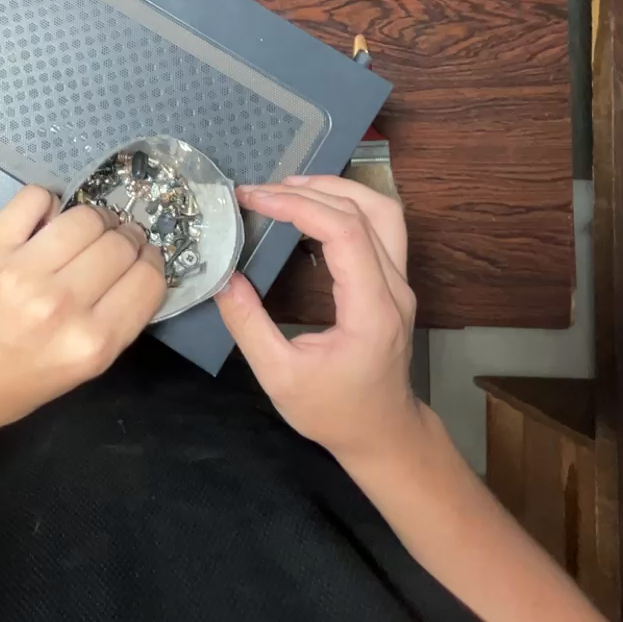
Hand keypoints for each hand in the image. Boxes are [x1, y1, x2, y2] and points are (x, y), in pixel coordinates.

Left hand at [0, 185, 166, 441]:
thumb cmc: (8, 388)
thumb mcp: (77, 371)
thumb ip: (110, 323)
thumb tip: (132, 267)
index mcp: (92, 344)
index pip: (148, 279)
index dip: (150, 261)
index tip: (140, 257)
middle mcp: (63, 305)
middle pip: (119, 243)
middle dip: (123, 238)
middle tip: (109, 243)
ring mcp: (23, 272)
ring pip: (85, 217)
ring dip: (91, 219)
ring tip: (77, 231)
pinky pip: (35, 198)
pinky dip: (46, 201)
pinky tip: (42, 220)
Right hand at [213, 175, 424, 460]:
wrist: (385, 435)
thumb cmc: (333, 412)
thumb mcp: (279, 376)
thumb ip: (248, 324)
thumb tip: (223, 276)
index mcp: (371, 309)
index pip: (344, 232)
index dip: (296, 206)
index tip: (252, 199)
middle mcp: (394, 287)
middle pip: (364, 211)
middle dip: (307, 191)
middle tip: (258, 192)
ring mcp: (399, 282)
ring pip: (382, 210)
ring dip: (335, 189)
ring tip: (287, 186)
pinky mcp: (392, 281)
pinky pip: (379, 225)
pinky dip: (344, 204)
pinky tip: (309, 207)